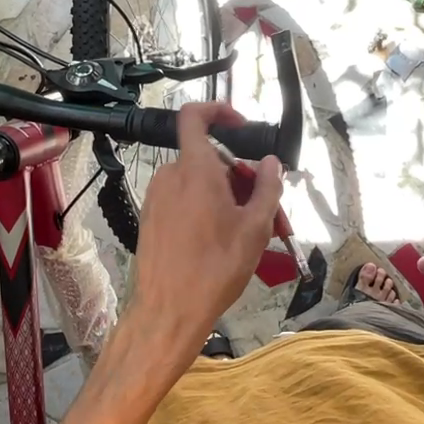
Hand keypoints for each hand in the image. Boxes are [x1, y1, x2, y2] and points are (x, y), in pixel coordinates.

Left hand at [120, 102, 283, 374]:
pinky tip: (226, 244)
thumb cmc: (215, 267)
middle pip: (210, 160)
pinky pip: (184, 202)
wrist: (169, 311)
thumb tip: (271, 163)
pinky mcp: (151, 219)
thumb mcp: (256, 227)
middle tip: (271, 213)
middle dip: (242, 179)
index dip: (219, 111)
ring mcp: (157, 198)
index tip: (242, 126)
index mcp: (196, 169)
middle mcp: (171, 176)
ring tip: (253, 236)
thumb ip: (268, 187)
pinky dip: (207, 212)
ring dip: (228, 200)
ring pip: (199, 184)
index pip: (195, 116)